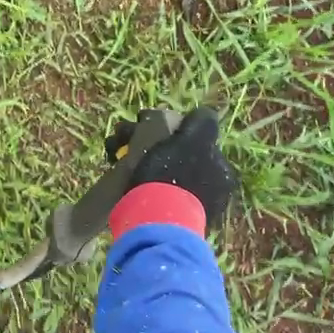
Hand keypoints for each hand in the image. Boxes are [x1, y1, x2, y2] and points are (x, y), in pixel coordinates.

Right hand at [105, 106, 238, 228]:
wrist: (153, 220)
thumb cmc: (170, 176)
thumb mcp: (191, 141)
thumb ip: (203, 123)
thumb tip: (207, 112)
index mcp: (220, 170)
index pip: (192, 137)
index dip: (167, 128)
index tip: (142, 124)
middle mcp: (212, 187)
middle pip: (175, 152)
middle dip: (147, 141)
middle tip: (120, 141)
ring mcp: (192, 204)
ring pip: (161, 167)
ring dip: (136, 155)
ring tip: (113, 154)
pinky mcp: (170, 216)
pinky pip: (153, 186)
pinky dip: (139, 177)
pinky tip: (123, 175)